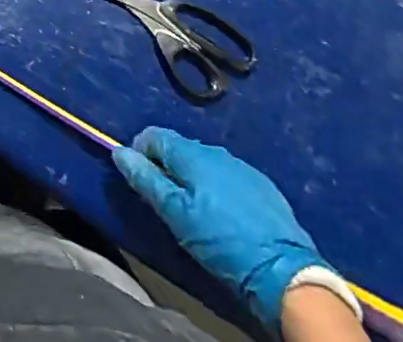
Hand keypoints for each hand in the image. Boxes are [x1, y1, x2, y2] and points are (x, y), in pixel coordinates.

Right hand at [113, 128, 330, 326]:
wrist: (281, 266)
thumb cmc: (220, 240)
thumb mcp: (176, 215)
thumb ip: (147, 181)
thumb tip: (120, 152)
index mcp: (193, 154)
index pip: (154, 135)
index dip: (140, 153)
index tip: (139, 180)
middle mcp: (216, 151)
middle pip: (178, 147)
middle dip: (164, 166)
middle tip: (162, 201)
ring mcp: (240, 165)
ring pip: (203, 162)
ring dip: (189, 177)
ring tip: (189, 209)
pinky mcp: (259, 183)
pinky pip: (225, 175)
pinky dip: (214, 187)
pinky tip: (219, 214)